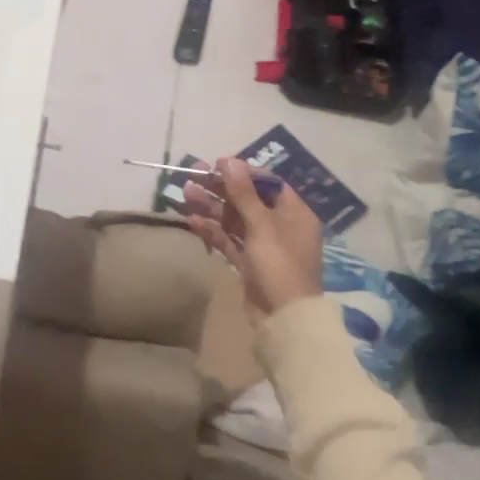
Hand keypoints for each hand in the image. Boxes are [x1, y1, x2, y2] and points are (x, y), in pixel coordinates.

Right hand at [183, 157, 323, 313]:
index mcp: (293, 212)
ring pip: (234, 219)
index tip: (216, 165)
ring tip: (185, 194)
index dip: (242, 172)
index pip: (267, 183)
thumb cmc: (280, 265)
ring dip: (211, 207)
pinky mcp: (249, 263)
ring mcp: (263, 245)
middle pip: (247, 200)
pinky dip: (212, 230)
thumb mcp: (262, 225)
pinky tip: (192, 220)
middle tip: (191, 175)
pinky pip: (229, 240)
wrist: (284, 318)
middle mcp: (280, 225)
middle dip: (219, 188)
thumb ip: (243, 193)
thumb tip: (229, 161)